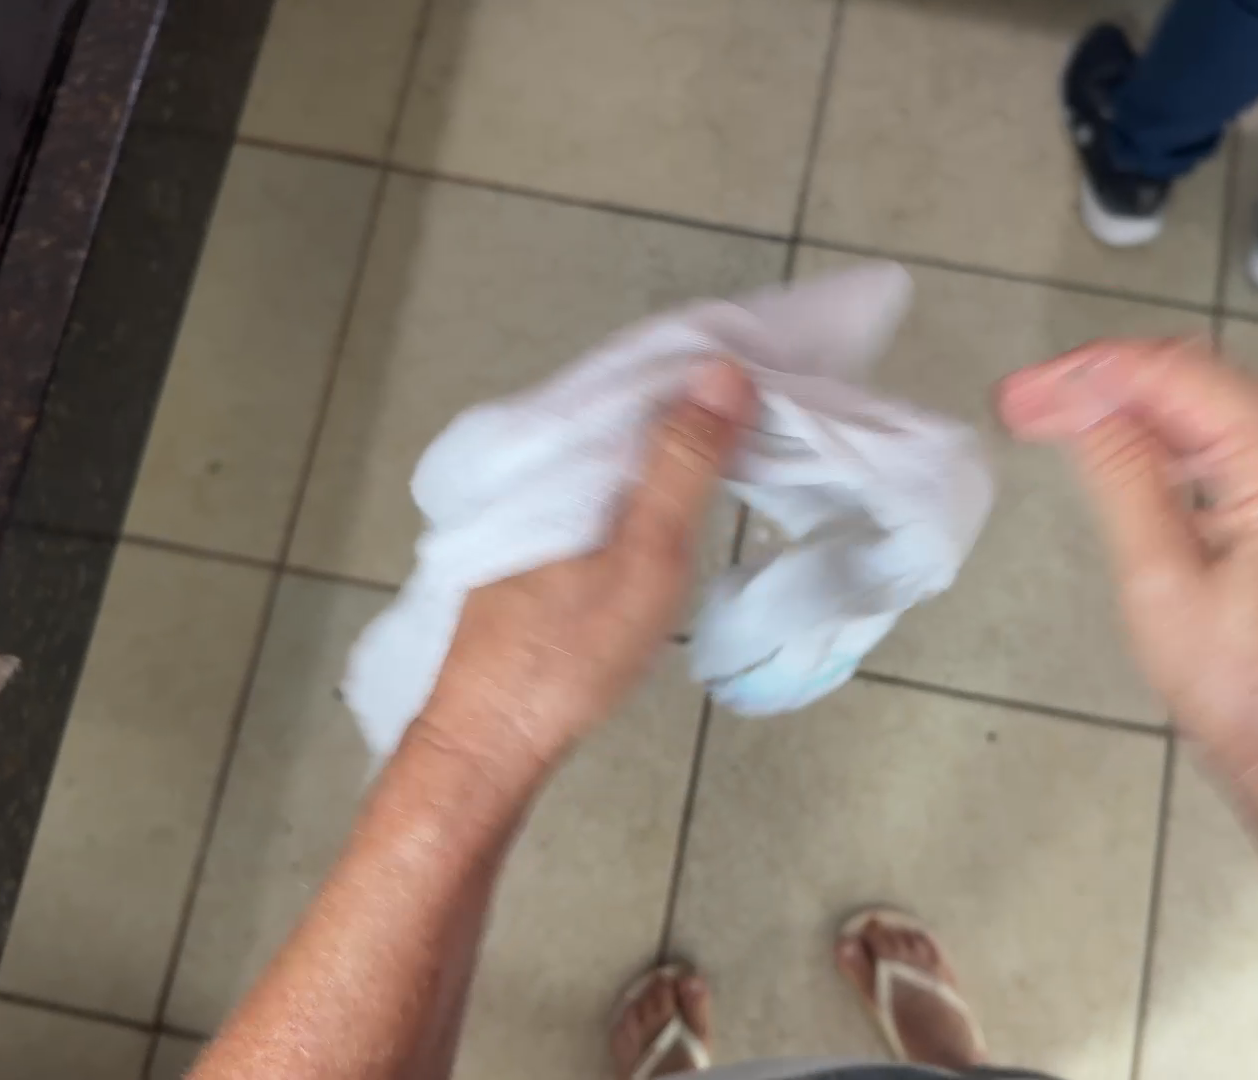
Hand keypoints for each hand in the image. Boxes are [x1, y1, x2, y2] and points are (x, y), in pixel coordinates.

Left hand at [413, 359, 754, 769]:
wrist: (491, 735)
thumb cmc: (571, 653)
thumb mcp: (644, 556)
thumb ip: (681, 465)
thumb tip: (724, 368)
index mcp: (556, 449)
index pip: (637, 375)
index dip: (704, 371)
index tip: (767, 372)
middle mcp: (533, 460)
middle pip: (624, 410)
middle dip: (692, 404)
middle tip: (765, 410)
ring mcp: (526, 499)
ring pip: (611, 448)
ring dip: (669, 440)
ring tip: (735, 440)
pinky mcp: (531, 533)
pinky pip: (596, 481)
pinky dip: (640, 475)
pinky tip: (671, 490)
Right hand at [997, 338, 1257, 779]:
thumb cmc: (1231, 678)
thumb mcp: (1157, 575)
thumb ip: (1120, 474)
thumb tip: (1073, 403)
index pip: (1173, 376)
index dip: (1082, 375)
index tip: (1014, 394)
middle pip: (1191, 378)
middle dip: (1095, 385)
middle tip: (1018, 406)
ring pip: (1203, 400)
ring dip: (1119, 406)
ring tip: (1042, 421)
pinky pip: (1223, 432)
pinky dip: (1157, 432)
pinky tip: (1105, 444)